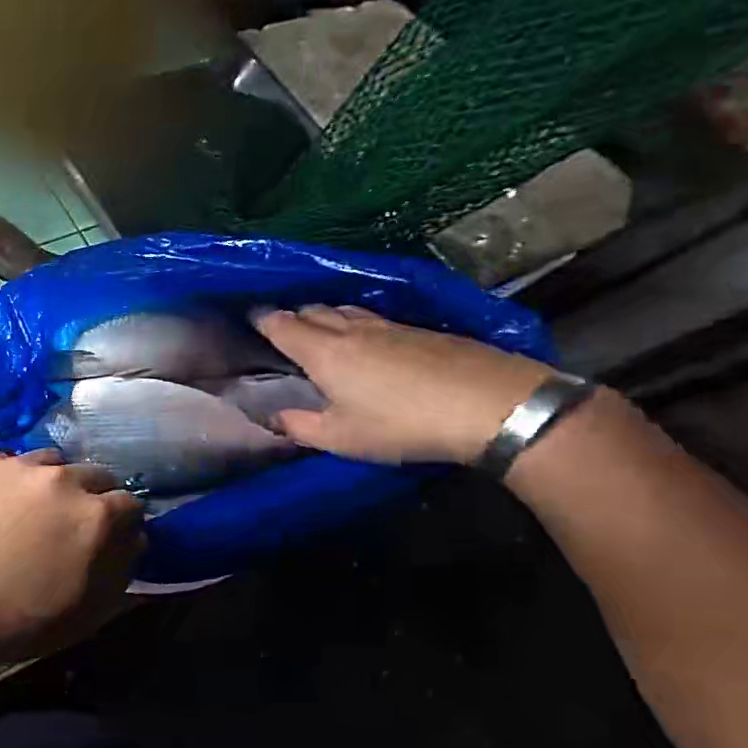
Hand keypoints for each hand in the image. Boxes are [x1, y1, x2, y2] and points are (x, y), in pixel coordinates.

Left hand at [0, 449, 143, 671]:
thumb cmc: (17, 620)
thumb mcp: (87, 612)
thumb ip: (121, 569)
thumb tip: (130, 539)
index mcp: (97, 515)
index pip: (129, 504)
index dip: (121, 523)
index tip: (108, 537)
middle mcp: (62, 478)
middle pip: (93, 475)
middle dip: (91, 497)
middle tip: (69, 523)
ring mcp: (17, 465)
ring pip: (51, 463)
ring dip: (52, 482)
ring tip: (31, 509)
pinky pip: (8, 463)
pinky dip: (10, 480)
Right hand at [253, 305, 558, 463]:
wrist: (498, 406)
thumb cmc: (404, 423)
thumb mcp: (341, 438)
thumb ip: (298, 427)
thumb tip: (271, 418)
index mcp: (323, 352)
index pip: (282, 325)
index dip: (262, 320)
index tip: (249, 319)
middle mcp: (352, 330)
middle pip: (313, 310)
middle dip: (293, 315)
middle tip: (283, 329)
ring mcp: (392, 327)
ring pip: (346, 310)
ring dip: (327, 316)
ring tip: (321, 330)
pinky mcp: (425, 333)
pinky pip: (377, 319)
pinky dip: (359, 324)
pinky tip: (368, 341)